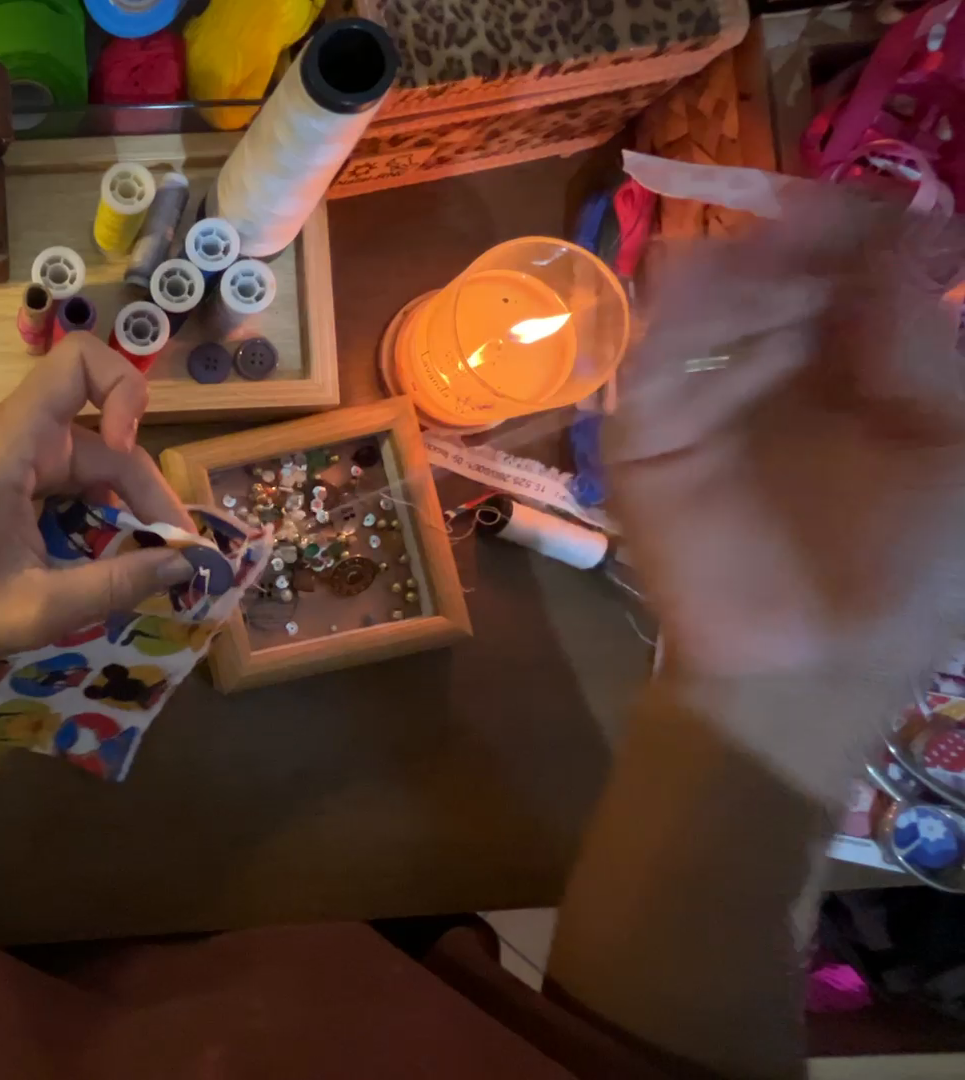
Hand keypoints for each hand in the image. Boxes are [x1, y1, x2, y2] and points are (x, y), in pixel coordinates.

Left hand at [0, 336, 196, 691]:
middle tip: (173, 553)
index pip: (80, 361)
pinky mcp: (6, 488)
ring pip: (90, 461)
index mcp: (12, 443)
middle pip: (102, 430)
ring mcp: (9, 464)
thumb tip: (184, 562)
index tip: (132, 454)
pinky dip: (97, 514)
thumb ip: (117, 585)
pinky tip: (110, 558)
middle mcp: (14, 439)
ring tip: (151, 562)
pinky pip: (68, 484)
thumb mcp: (39, 609)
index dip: (124, 390)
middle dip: (144, 485)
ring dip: (125, 505)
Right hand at [608, 190, 964, 685]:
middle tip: (795, 232)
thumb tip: (885, 235)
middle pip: (758, 278)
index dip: (843, 227)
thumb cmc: (907, 547)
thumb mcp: (948, 430)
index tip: (844, 203)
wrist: (810, 645)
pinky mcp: (638, 438)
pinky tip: (705, 308)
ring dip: (728, 278)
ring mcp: (693, 400)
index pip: (833, 269)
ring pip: (695, 312)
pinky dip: (672, 330)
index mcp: (849, 357)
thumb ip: (912, 339)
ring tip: (751, 268)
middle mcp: (765, 366)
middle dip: (781, 247)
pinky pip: (648, 371)